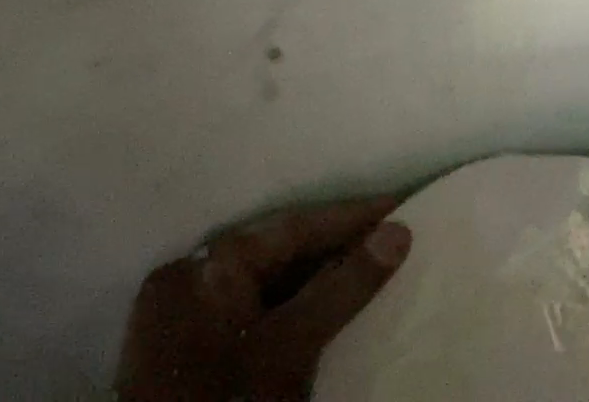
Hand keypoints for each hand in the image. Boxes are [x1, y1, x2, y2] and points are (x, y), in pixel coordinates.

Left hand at [115, 197, 410, 401]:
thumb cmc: (227, 400)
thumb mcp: (291, 345)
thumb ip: (345, 285)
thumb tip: (399, 230)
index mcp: (206, 267)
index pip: (295, 226)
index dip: (353, 216)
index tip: (403, 206)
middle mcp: (189, 281)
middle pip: (281, 251)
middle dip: (339, 246)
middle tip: (395, 237)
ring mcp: (185, 320)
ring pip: (270, 282)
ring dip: (321, 278)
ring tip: (374, 269)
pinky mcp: (190, 354)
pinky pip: (255, 311)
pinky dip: (296, 306)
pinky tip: (331, 310)